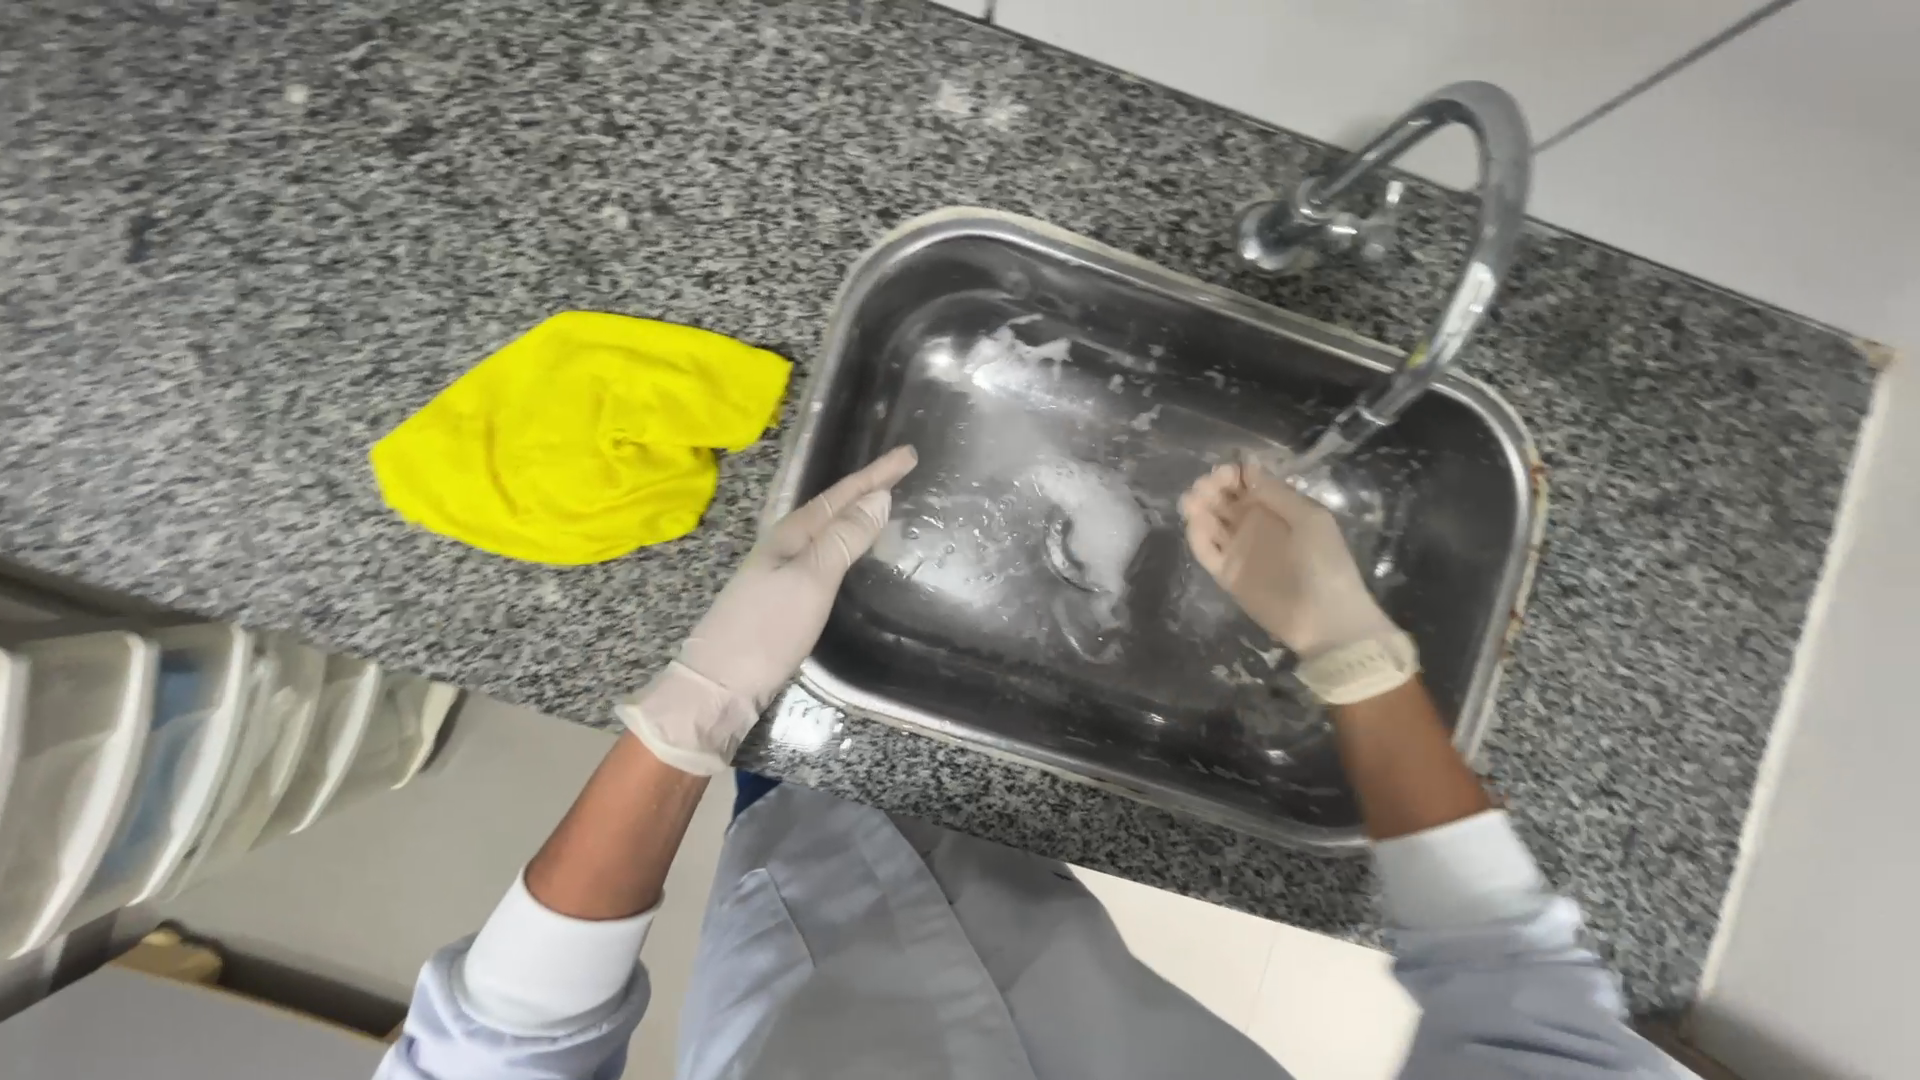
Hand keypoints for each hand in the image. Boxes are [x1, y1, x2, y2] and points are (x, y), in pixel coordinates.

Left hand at [618, 445, 917, 773]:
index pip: (842, 495)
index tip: (909, 454)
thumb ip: (844, 539)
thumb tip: (879, 498)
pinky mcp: (785, 598)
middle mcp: (785, 546)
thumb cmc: (765, 631)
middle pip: (834, 507)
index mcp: (791, 535)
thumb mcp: (811, 581)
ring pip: (829, 530)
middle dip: (868, 487)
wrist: (717, 688)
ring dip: (857, 513)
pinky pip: (825, 555)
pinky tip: (854, 550)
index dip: (876, 474)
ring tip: (885, 501)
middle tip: (903, 471)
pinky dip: (846, 543)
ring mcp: (782, 572)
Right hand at [1179, 462, 1397, 659]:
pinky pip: (1205, 550)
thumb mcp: (1310, 519)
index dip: (1231, 474)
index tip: (1225, 474)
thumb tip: (1248, 467)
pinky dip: (1197, 535)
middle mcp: (1254, 525)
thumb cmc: (1325, 562)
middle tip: (1203, 487)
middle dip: (1210, 488)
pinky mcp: (1225, 573)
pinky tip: (1196, 523)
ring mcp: (1238, 549)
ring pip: (1209, 522)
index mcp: (1277, 509)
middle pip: (1223, 499)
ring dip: (1198, 507)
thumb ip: (1278, 494)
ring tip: (1192, 501)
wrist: (1324, 618)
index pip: (1245, 483)